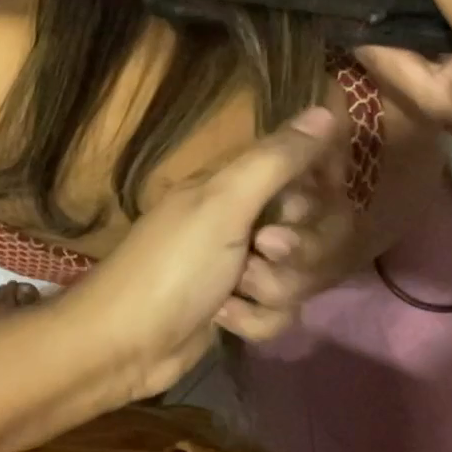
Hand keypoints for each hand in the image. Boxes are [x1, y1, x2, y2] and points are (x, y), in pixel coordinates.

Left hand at [65, 107, 355, 400]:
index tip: (298, 209)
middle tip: (262, 253)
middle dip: (300, 253)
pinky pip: (281, 312)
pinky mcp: (240, 307)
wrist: (124, 343)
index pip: (310, 174)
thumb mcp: (222, 204)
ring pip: (303, 275)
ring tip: (232, 293)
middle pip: (317, 231)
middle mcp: (243, 218)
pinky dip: (256, 320)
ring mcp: (243, 265)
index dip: (317, 197)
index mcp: (235, 183)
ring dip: (274, 290)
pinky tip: (224, 320)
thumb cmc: (171, 265)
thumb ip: (276, 159)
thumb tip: (327, 107)